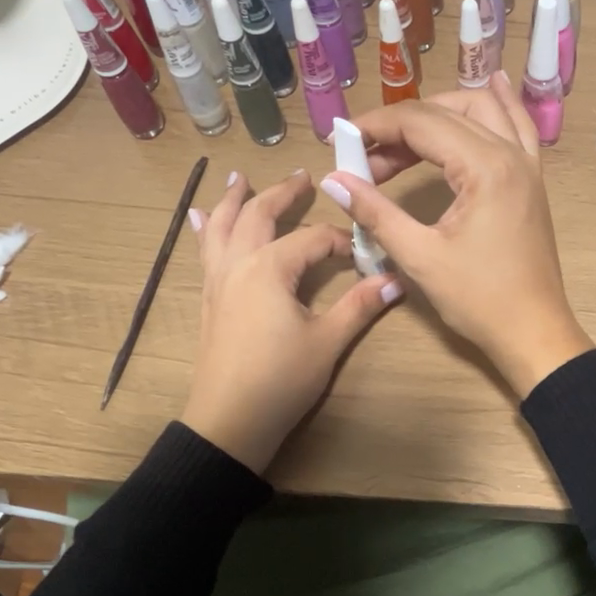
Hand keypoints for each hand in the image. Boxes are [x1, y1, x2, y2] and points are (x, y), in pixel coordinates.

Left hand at [180, 170, 400, 473]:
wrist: (230, 419)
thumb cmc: (281, 380)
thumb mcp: (327, 343)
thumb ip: (359, 307)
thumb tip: (395, 280)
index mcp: (270, 268)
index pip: (312, 239)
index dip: (340, 241)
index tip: (363, 252)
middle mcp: (239, 263)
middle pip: (260, 215)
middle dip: (283, 194)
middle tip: (302, 175)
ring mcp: (218, 280)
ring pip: (223, 227)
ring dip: (235, 200)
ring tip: (240, 178)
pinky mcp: (210, 300)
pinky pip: (205, 251)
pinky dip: (207, 229)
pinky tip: (201, 219)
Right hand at [318, 72, 594, 397]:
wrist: (533, 332)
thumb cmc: (480, 301)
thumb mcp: (420, 258)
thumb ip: (376, 214)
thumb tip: (334, 181)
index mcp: (485, 168)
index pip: (421, 123)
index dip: (376, 127)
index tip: (341, 141)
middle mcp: (511, 154)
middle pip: (449, 112)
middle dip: (402, 126)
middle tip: (367, 157)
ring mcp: (528, 166)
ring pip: (484, 110)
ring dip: (442, 114)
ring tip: (405, 136)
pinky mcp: (532, 183)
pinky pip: (518, 128)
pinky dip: (497, 108)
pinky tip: (492, 87)